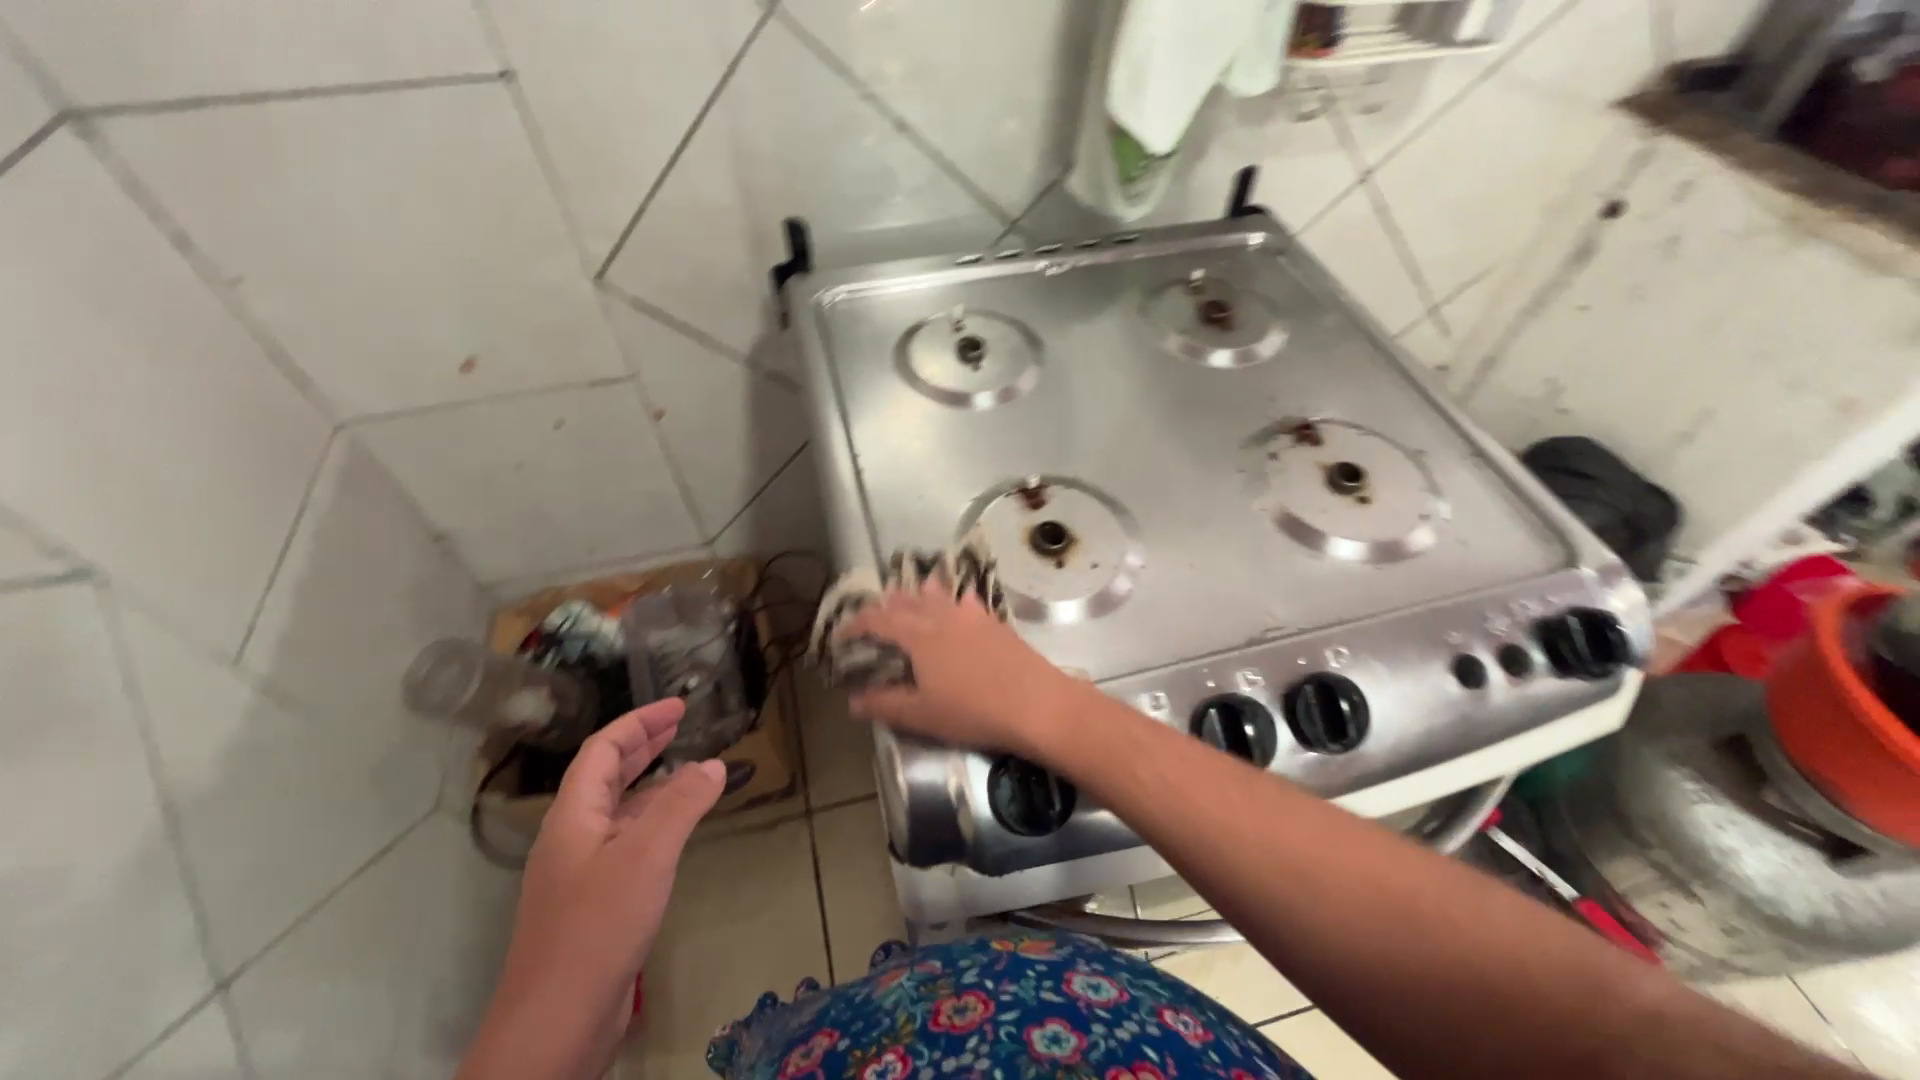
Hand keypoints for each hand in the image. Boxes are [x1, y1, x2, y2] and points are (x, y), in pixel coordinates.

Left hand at [461, 699, 724, 1079]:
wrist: (555, 1020)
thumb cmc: (597, 926)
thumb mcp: (646, 856)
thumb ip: (681, 805)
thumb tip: (713, 764)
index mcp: (573, 816)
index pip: (603, 751)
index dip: (639, 723)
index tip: (678, 706)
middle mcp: (571, 837)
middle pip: (606, 777)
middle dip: (643, 746)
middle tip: (682, 725)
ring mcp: (580, 872)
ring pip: (617, 812)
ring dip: (651, 786)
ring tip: (690, 771)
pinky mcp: (594, 904)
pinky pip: (626, 845)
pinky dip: (653, 825)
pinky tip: (677, 833)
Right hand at [839, 577, 1093, 760]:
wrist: (1037, 704)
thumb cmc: (973, 711)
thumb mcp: (922, 715)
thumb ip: (885, 705)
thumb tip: (852, 701)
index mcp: (918, 635)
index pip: (878, 620)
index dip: (856, 625)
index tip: (841, 635)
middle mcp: (943, 616)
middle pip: (908, 601)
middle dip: (886, 606)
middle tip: (873, 616)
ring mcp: (973, 616)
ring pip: (938, 596)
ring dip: (919, 595)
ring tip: (910, 597)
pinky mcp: (996, 623)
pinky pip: (965, 602)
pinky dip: (952, 600)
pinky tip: (958, 607)